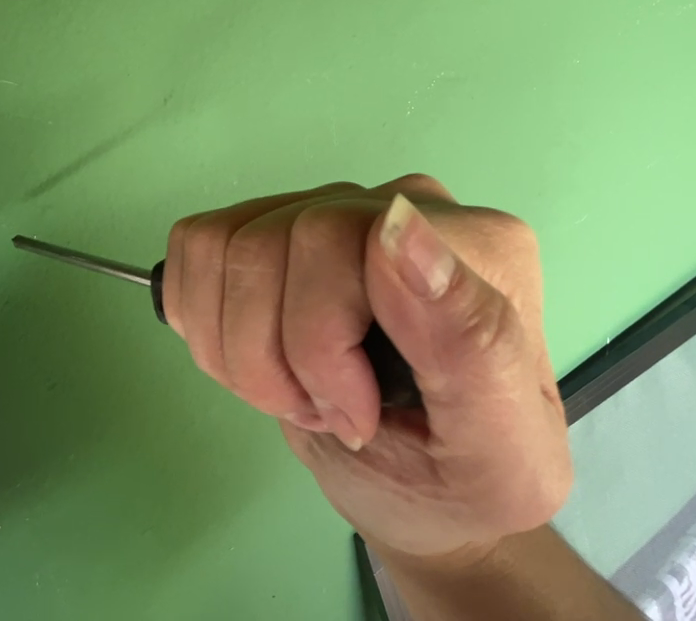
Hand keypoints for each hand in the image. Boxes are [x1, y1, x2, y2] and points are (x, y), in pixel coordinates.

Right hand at [161, 175, 569, 562]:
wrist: (419, 490)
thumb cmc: (462, 478)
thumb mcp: (501, 454)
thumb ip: (471, 337)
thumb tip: (398, 223)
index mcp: (471, 244)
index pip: (349, 235)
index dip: (320, 338)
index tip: (358, 415)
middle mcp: (393, 205)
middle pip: (274, 240)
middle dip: (274, 354)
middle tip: (324, 413)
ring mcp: (322, 210)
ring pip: (222, 244)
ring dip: (237, 348)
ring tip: (294, 392)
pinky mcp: (265, 227)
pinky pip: (194, 245)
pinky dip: (203, 321)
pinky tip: (254, 356)